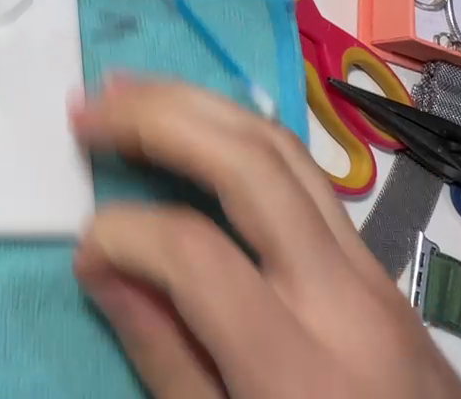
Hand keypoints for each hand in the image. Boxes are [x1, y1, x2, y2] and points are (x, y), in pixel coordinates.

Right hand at [70, 78, 460, 398]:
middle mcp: (349, 300)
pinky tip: (185, 123)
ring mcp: (374, 274)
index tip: (83, 253)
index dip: (121, 235)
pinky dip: (227, 129)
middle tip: (84, 111)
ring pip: (280, 146)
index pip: (194, 254)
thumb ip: (165, 358)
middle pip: (249, 164)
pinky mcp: (377, 266)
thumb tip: (99, 264)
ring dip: (192, 104)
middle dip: (154, 120)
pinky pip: (298, 171)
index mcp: (308, 371)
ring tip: (123, 90)